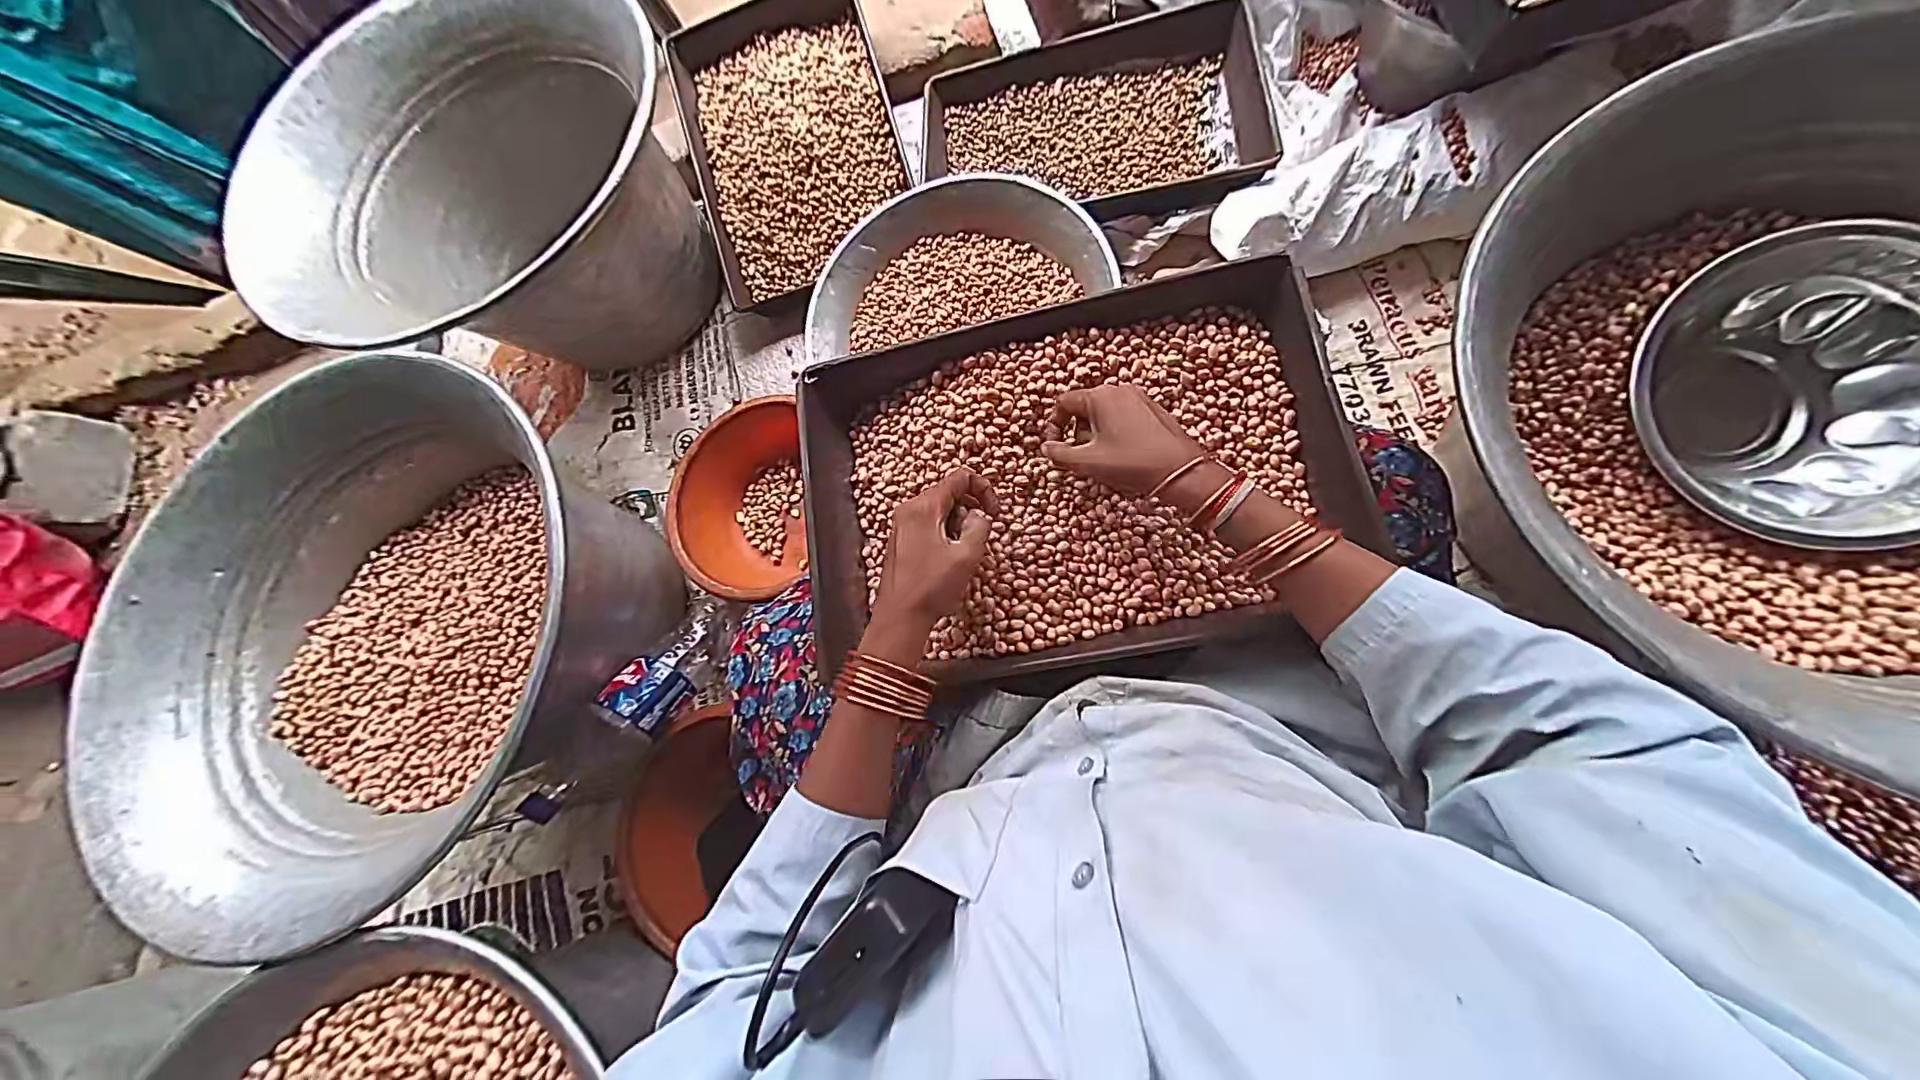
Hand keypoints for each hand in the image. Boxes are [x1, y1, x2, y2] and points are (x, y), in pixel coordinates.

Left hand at [871, 468, 998, 632]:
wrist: (900, 617)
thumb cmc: (931, 587)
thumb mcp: (967, 555)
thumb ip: (980, 527)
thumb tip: (980, 515)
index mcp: (923, 507)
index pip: (959, 478)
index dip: (984, 489)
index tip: (995, 512)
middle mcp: (909, 510)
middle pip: (949, 493)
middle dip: (973, 507)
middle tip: (986, 530)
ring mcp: (902, 526)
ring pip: (940, 511)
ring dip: (960, 523)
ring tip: (968, 548)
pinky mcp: (902, 542)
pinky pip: (929, 525)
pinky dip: (946, 533)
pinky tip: (952, 556)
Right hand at [1040, 384, 1206, 494]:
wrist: (1180, 472)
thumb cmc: (1133, 463)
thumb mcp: (1087, 462)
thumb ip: (1059, 454)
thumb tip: (1047, 448)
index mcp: (1100, 396)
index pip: (1063, 402)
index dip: (1054, 426)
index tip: (1056, 446)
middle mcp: (1119, 391)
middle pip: (1083, 408)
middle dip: (1077, 433)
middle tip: (1081, 458)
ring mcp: (1138, 399)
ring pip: (1103, 414)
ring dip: (1095, 436)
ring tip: (1103, 460)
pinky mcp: (1152, 412)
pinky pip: (1122, 419)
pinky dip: (1114, 435)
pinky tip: (1122, 457)